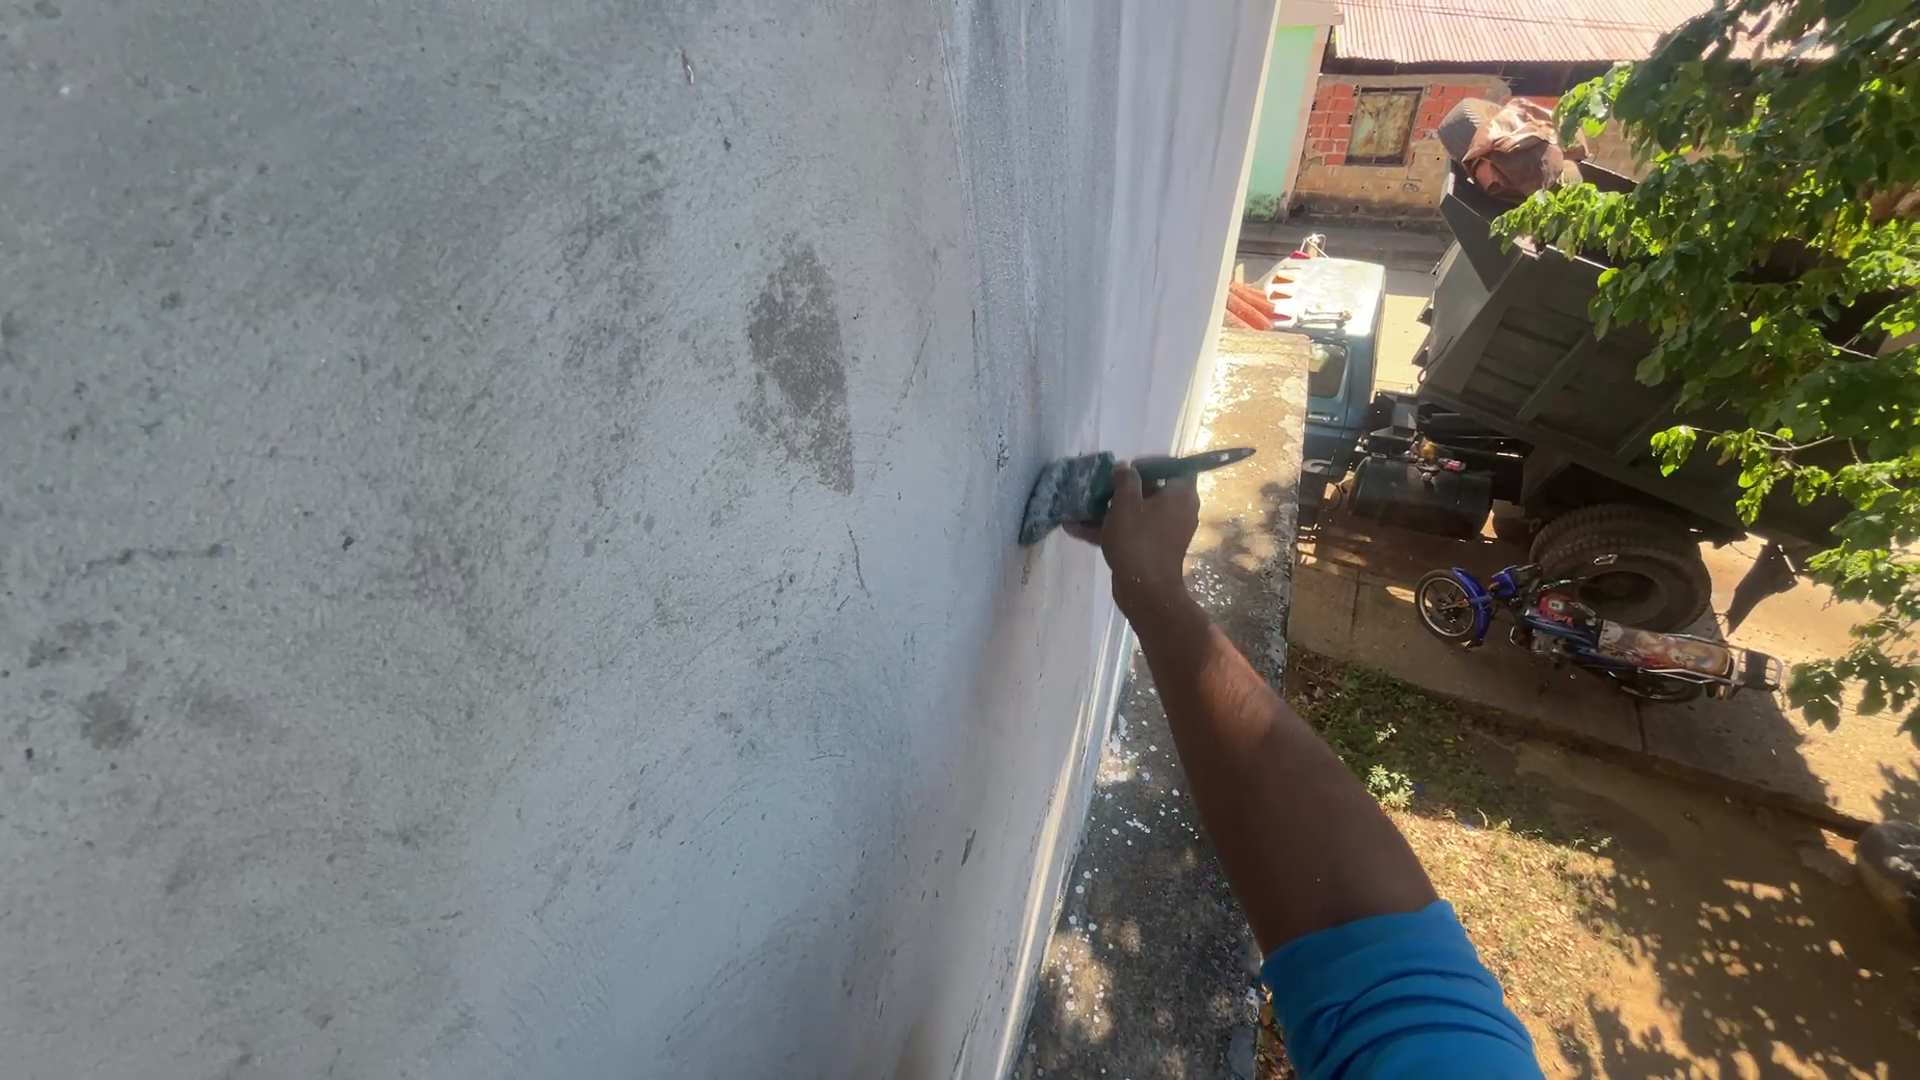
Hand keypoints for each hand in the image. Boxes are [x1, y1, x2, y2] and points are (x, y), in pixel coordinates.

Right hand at [1064, 458, 1198, 617]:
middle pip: (1151, 490)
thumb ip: (1124, 480)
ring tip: (1080, 506)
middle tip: (1100, 485)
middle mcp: (1177, 512)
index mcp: (1180, 496)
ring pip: (1136, 513)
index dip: (1152, 463)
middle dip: (1122, 488)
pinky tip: (1075, 528)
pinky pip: (1129, 532)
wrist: (1144, 590)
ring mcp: (1162, 533)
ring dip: (1108, 509)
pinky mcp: (1149, 550)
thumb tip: (1124, 467)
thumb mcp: (1126, 503)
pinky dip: (1107, 529)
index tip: (1128, 467)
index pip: (1175, 468)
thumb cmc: (1138, 540)